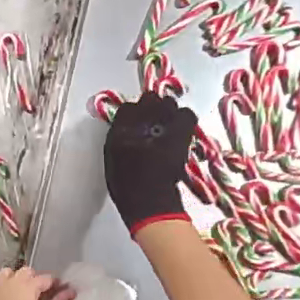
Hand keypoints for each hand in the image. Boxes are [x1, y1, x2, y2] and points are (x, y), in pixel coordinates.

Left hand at [0, 266, 76, 299]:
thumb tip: (70, 292)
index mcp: (25, 287)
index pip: (44, 278)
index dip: (55, 284)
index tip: (63, 291)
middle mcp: (9, 284)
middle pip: (26, 272)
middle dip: (36, 279)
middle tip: (46, 294)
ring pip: (9, 274)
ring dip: (19, 279)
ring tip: (29, 295)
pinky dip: (8, 285)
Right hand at [104, 90, 197, 233]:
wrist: (149, 200)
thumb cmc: (128, 187)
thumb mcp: (113, 160)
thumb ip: (119, 140)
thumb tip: (128, 131)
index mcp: (120, 130)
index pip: (127, 108)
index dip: (133, 114)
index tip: (136, 121)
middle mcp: (141, 123)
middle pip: (149, 99)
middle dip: (152, 107)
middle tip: (153, 120)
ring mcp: (164, 124)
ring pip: (169, 103)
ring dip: (168, 110)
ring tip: (167, 124)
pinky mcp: (182, 131)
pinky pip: (186, 115)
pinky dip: (183, 119)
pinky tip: (180, 130)